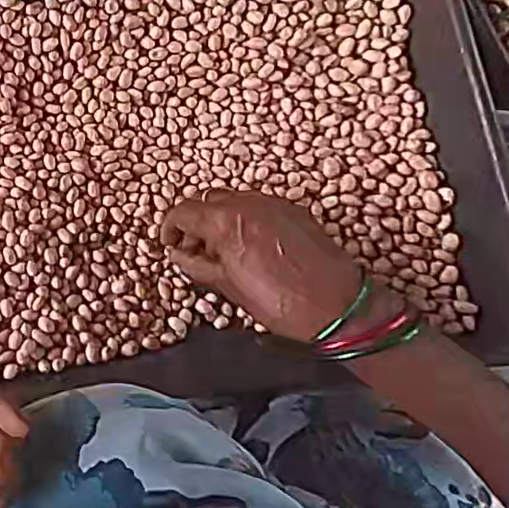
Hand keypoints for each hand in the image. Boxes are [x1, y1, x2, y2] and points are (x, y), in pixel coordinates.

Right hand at [159, 190, 390, 342]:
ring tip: (222, 249)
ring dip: (219, 219)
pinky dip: (244, 218)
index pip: (182, 212)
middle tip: (194, 249)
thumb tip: (179, 255)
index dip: (170, 228)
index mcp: (224, 222)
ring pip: (232, 200)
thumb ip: (196, 265)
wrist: (339, 307)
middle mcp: (246, 204)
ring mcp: (272, 204)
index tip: (170, 243)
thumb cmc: (282, 303)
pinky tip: (249, 245)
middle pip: (205, 201)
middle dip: (194, 223)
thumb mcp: (227, 286)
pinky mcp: (292, 210)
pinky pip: (257, 205)